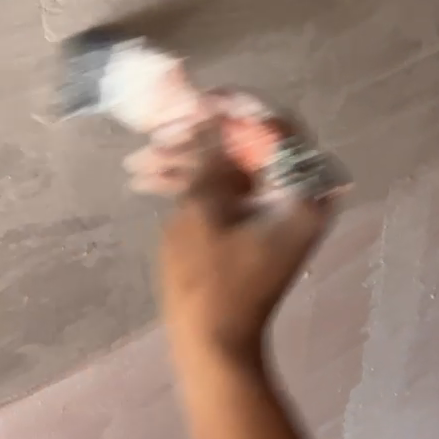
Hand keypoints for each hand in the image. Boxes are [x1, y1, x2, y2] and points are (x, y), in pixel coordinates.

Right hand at [128, 113, 332, 364]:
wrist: (211, 339)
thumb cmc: (209, 279)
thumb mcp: (202, 210)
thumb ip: (210, 156)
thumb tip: (212, 112)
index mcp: (300, 193)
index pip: (276, 128)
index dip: (236, 107)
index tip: (195, 99)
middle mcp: (295, 196)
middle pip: (249, 144)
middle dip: (199, 135)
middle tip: (158, 133)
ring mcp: (272, 211)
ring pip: (228, 165)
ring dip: (185, 159)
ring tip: (137, 162)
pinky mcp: (250, 224)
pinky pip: (223, 188)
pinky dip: (189, 182)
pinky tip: (146, 180)